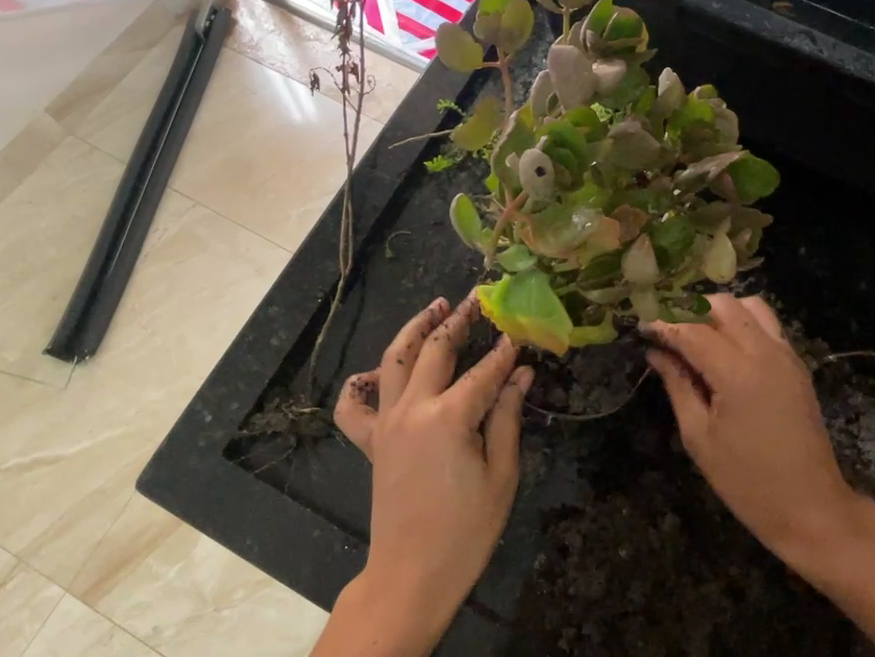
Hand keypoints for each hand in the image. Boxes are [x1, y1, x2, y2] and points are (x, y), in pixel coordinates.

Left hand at [323, 295, 532, 653]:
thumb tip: (520, 375)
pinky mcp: (371, 441)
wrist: (412, 575)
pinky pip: (355, 406)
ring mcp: (386, 423)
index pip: (484, 371)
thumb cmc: (466, 531)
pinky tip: (376, 373)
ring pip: (393, 360)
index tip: (519, 332)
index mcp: (449, 418)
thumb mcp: (501, 476)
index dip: (504, 352)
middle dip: (458, 320)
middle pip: (434, 350)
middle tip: (476, 299)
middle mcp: (412, 409)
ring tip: (435, 308)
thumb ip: (506, 418)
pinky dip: (361, 383)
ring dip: (414, 329)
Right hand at [641, 295, 869, 564]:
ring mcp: (786, 355)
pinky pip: (767, 324)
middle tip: (666, 328)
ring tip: (696, 333)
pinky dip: (742, 322)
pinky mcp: (796, 364)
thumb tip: (656, 353)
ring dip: (719, 310)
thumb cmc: (747, 482)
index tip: (641, 326)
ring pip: (749, 306)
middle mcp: (765, 352)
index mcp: (738, 373)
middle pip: (723, 305)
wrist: (812, 507)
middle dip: (690, 310)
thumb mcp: (699, 438)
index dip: (663, 324)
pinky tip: (724, 346)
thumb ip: (677, 386)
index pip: (693, 330)